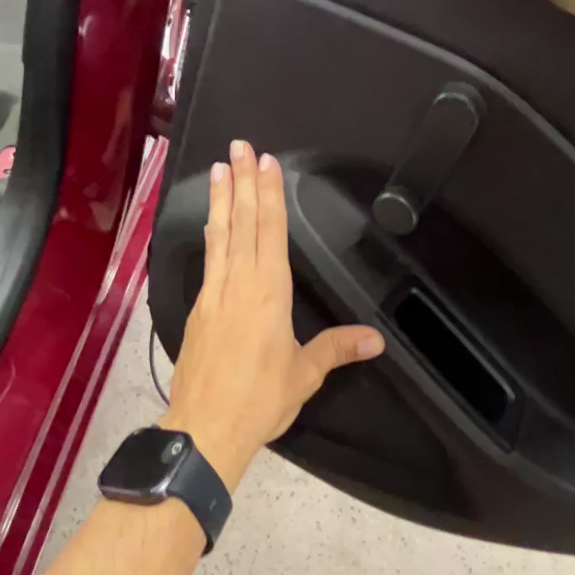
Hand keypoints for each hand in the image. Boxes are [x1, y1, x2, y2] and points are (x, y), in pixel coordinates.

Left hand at [160, 140, 385, 490]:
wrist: (204, 428)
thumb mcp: (304, 374)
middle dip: (243, 181)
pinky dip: (211, 231)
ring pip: (220, 233)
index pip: (270, 230)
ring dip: (222, 198)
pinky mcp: (198, 307)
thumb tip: (376, 339)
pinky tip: (210, 220)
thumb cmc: (260, 399)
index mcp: (270, 292)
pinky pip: (208, 257)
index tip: (267, 162)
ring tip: (221, 167)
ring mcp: (215, 292)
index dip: (269, 193)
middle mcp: (240, 282)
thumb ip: (337, 349)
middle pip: (243, 221)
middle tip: (239, 146)